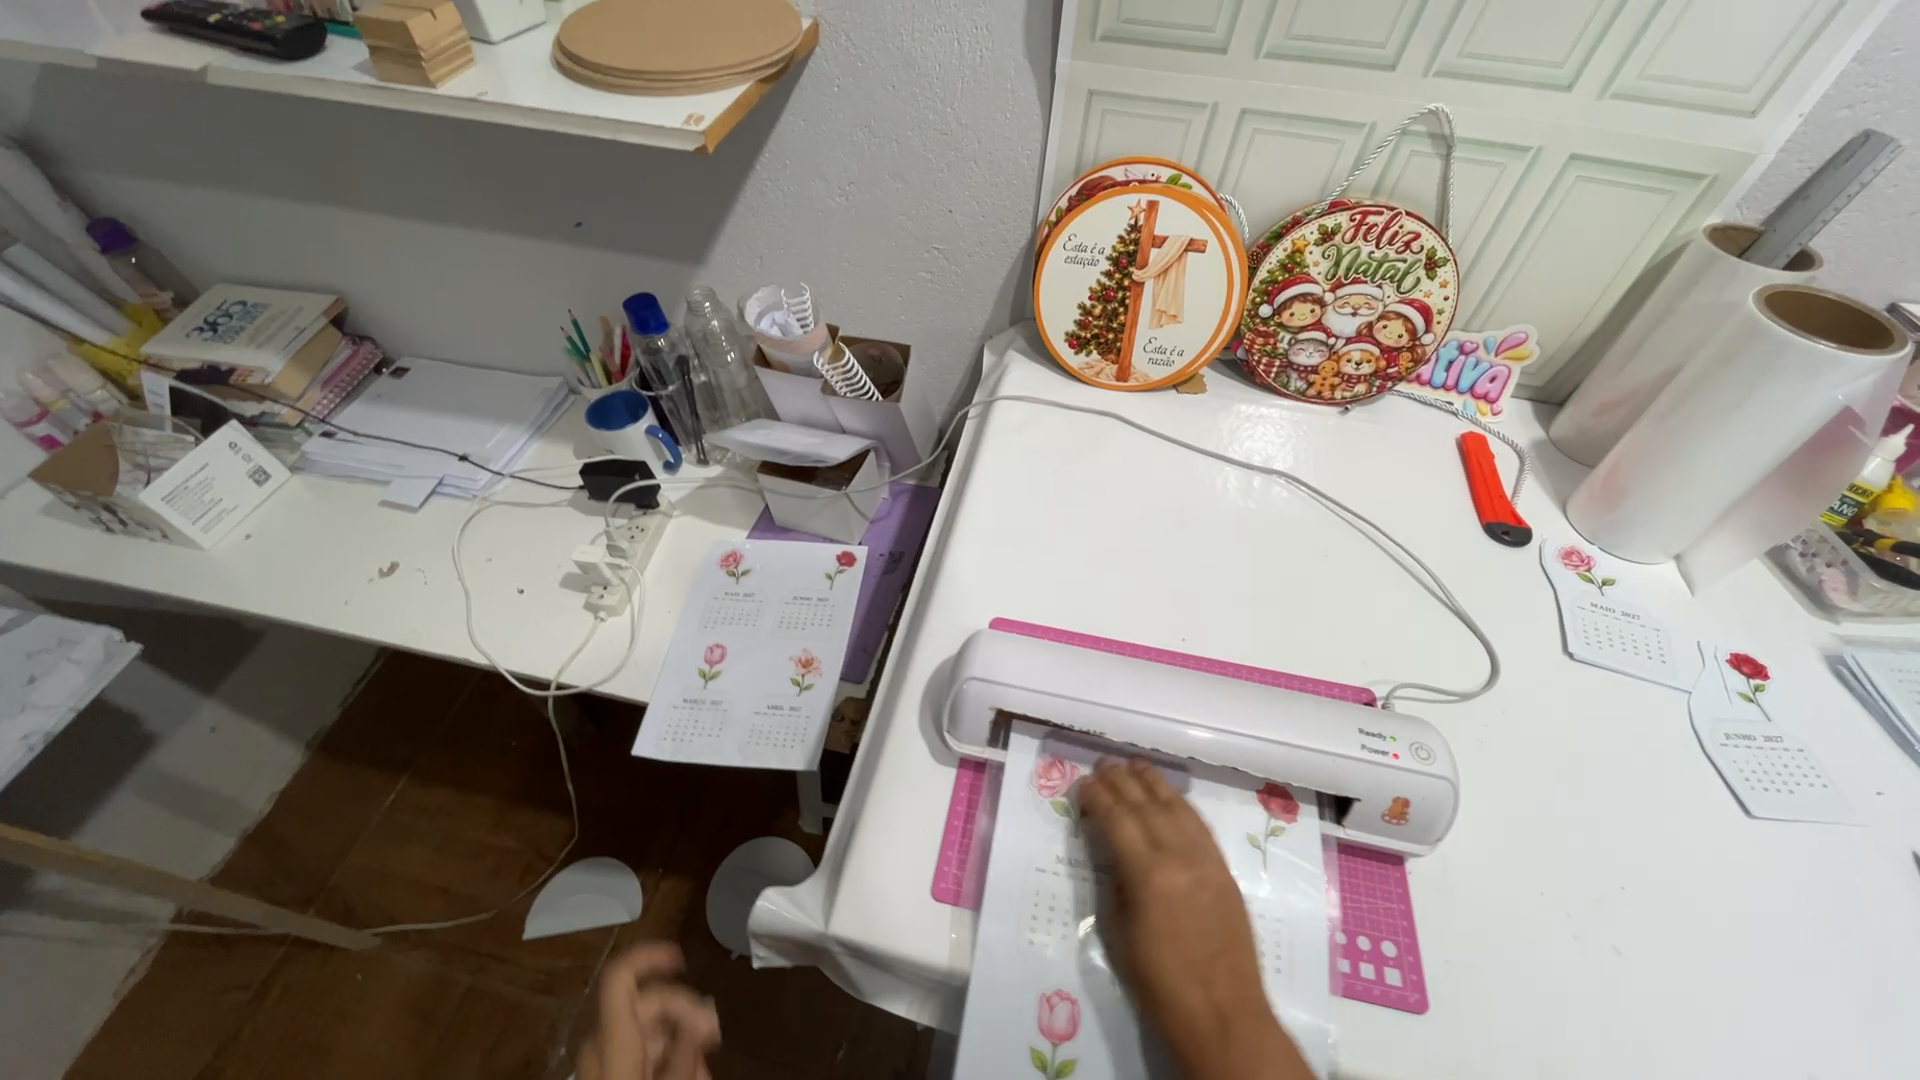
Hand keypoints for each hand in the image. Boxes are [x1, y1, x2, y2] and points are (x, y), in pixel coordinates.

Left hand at [577, 943, 721, 1079]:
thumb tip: (704, 1011)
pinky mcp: (606, 1079)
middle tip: (715, 1037)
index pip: (619, 980)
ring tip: (703, 1070)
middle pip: (644, 1004)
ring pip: (645, 1031)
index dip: (649, 957)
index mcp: (612, 1044)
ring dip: (679, 1040)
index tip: (683, 958)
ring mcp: (599, 1067)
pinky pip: (637, 1054)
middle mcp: (599, 1048)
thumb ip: (686, 1051)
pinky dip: (665, 1057)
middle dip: (684, 1013)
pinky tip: (687, 1076)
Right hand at [1079, 759, 1310, 1079]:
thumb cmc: (1158, 983)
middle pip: (1147, 805)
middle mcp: (1180, 857)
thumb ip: (1114, 882)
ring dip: (1154, 783)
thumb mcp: (1118, 932)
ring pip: (1177, 807)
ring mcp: (1207, 861)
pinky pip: (1201, 825)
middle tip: (1103, 764)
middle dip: (1122, 781)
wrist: (1222, 1014)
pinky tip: (1170, 797)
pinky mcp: (1225, 871)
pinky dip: (1182, 805)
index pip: (1117, 819)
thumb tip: (1110, 851)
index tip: (1083, 783)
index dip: (1098, 797)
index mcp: (1148, 874)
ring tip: (1135, 765)